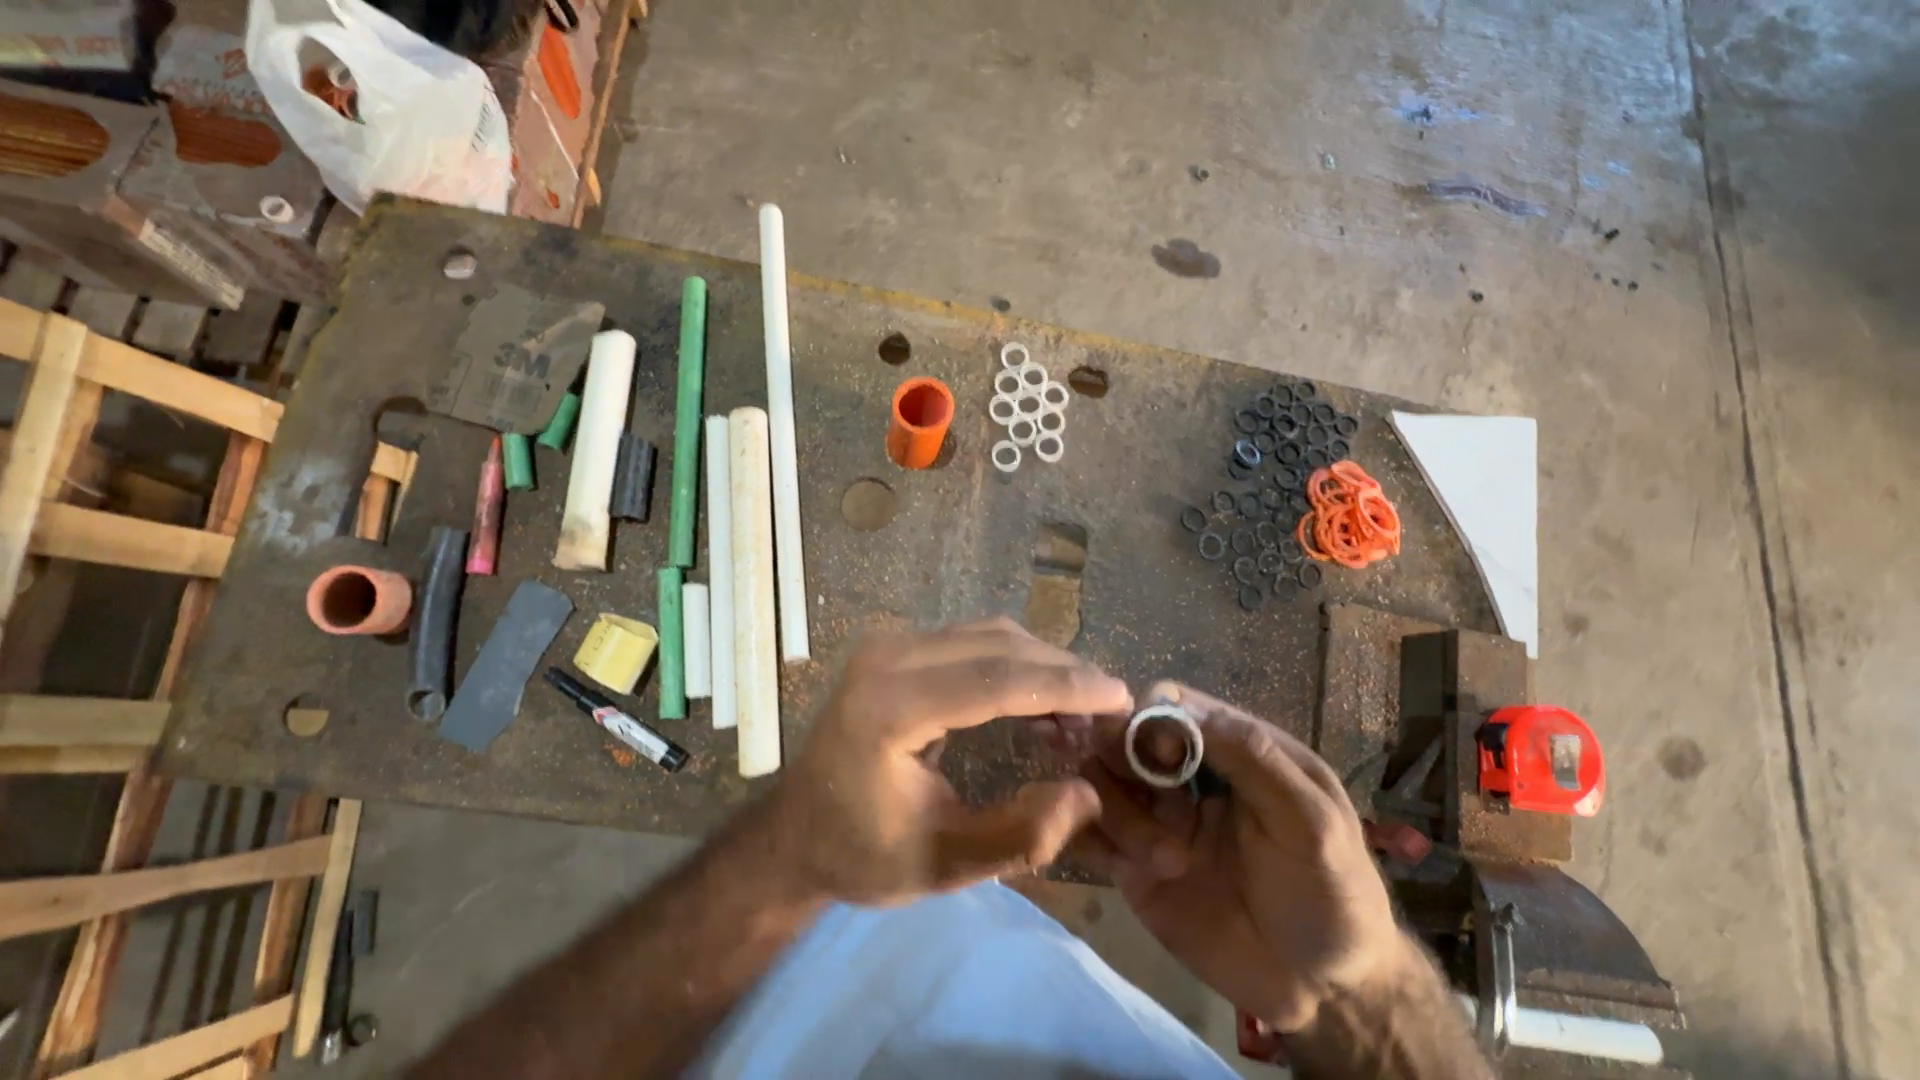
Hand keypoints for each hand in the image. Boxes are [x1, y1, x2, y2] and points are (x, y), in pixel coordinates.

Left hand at [766, 618, 1133, 905]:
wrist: (796, 834)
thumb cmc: (863, 855)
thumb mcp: (945, 864)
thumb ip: (1020, 834)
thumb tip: (1088, 794)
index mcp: (888, 709)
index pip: (996, 680)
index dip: (1066, 686)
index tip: (1120, 698)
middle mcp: (886, 660)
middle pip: (997, 646)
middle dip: (1063, 673)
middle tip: (1110, 711)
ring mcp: (886, 647)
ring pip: (988, 636)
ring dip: (1042, 667)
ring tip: (1080, 717)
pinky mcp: (893, 650)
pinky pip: (969, 642)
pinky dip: (1014, 666)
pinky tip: (1040, 705)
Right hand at [1073, 682, 1407, 1032]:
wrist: (1321, 993)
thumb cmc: (1332, 896)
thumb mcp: (1312, 822)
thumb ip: (1254, 759)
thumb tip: (1184, 706)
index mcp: (1236, 752)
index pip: (1176, 707)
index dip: (1153, 718)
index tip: (1154, 753)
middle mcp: (1187, 777)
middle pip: (1125, 738)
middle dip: (1121, 759)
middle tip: (1147, 803)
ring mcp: (1156, 820)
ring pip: (1100, 782)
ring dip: (1120, 814)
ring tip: (1165, 862)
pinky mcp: (1131, 866)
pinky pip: (1088, 833)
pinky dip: (1083, 836)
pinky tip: (1124, 865)